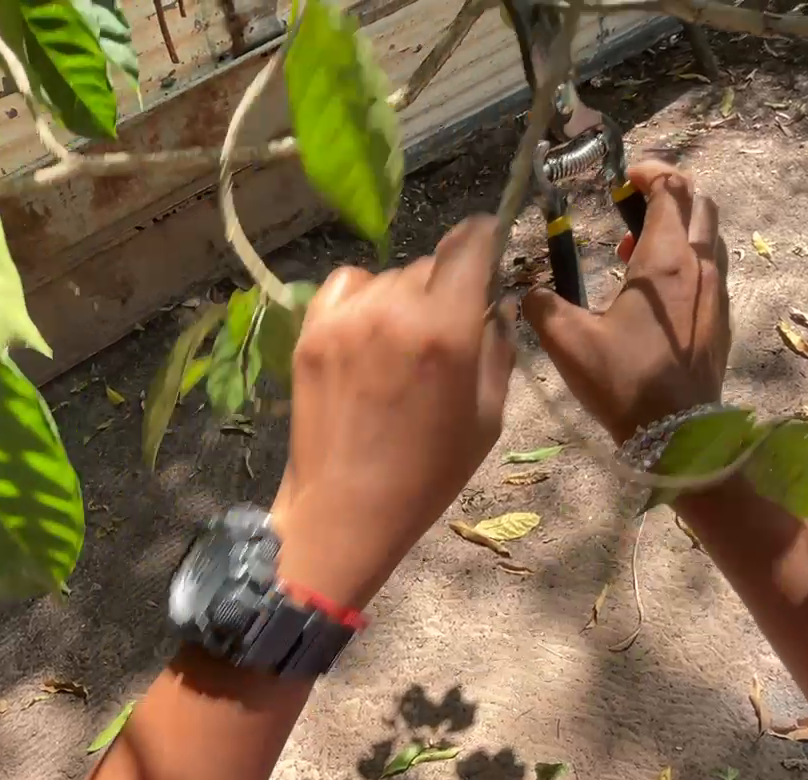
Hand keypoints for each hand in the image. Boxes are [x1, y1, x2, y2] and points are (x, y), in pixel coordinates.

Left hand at [271, 216, 514, 611]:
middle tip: (436, 336)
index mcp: (446, 329)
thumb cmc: (426, 475)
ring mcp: (346, 320)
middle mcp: (395, 310)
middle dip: (440, 290)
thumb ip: (497, 350)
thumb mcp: (488, 420)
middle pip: (427, 266)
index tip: (484, 251)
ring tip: (395, 347)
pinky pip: (343, 288)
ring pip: (385, 279)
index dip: (482, 240)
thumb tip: (493, 309)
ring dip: (399, 299)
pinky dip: (359, 299)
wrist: (346, 510)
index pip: (469, 243)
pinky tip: (364, 334)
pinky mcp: (310, 334)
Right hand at [520, 162, 730, 442]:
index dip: (650, 174)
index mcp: (665, 262)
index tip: (625, 177)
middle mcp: (701, 266)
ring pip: (709, 237)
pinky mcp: (721, 320)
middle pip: (699, 204)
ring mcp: (718, 293)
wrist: (675, 431)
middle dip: (667, 195)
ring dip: (677, 230)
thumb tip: (527, 291)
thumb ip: (542, 307)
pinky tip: (656, 294)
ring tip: (637, 252)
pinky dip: (686, 262)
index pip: (671, 190)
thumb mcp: (568, 343)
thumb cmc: (622, 381)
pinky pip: (711, 270)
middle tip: (631, 209)